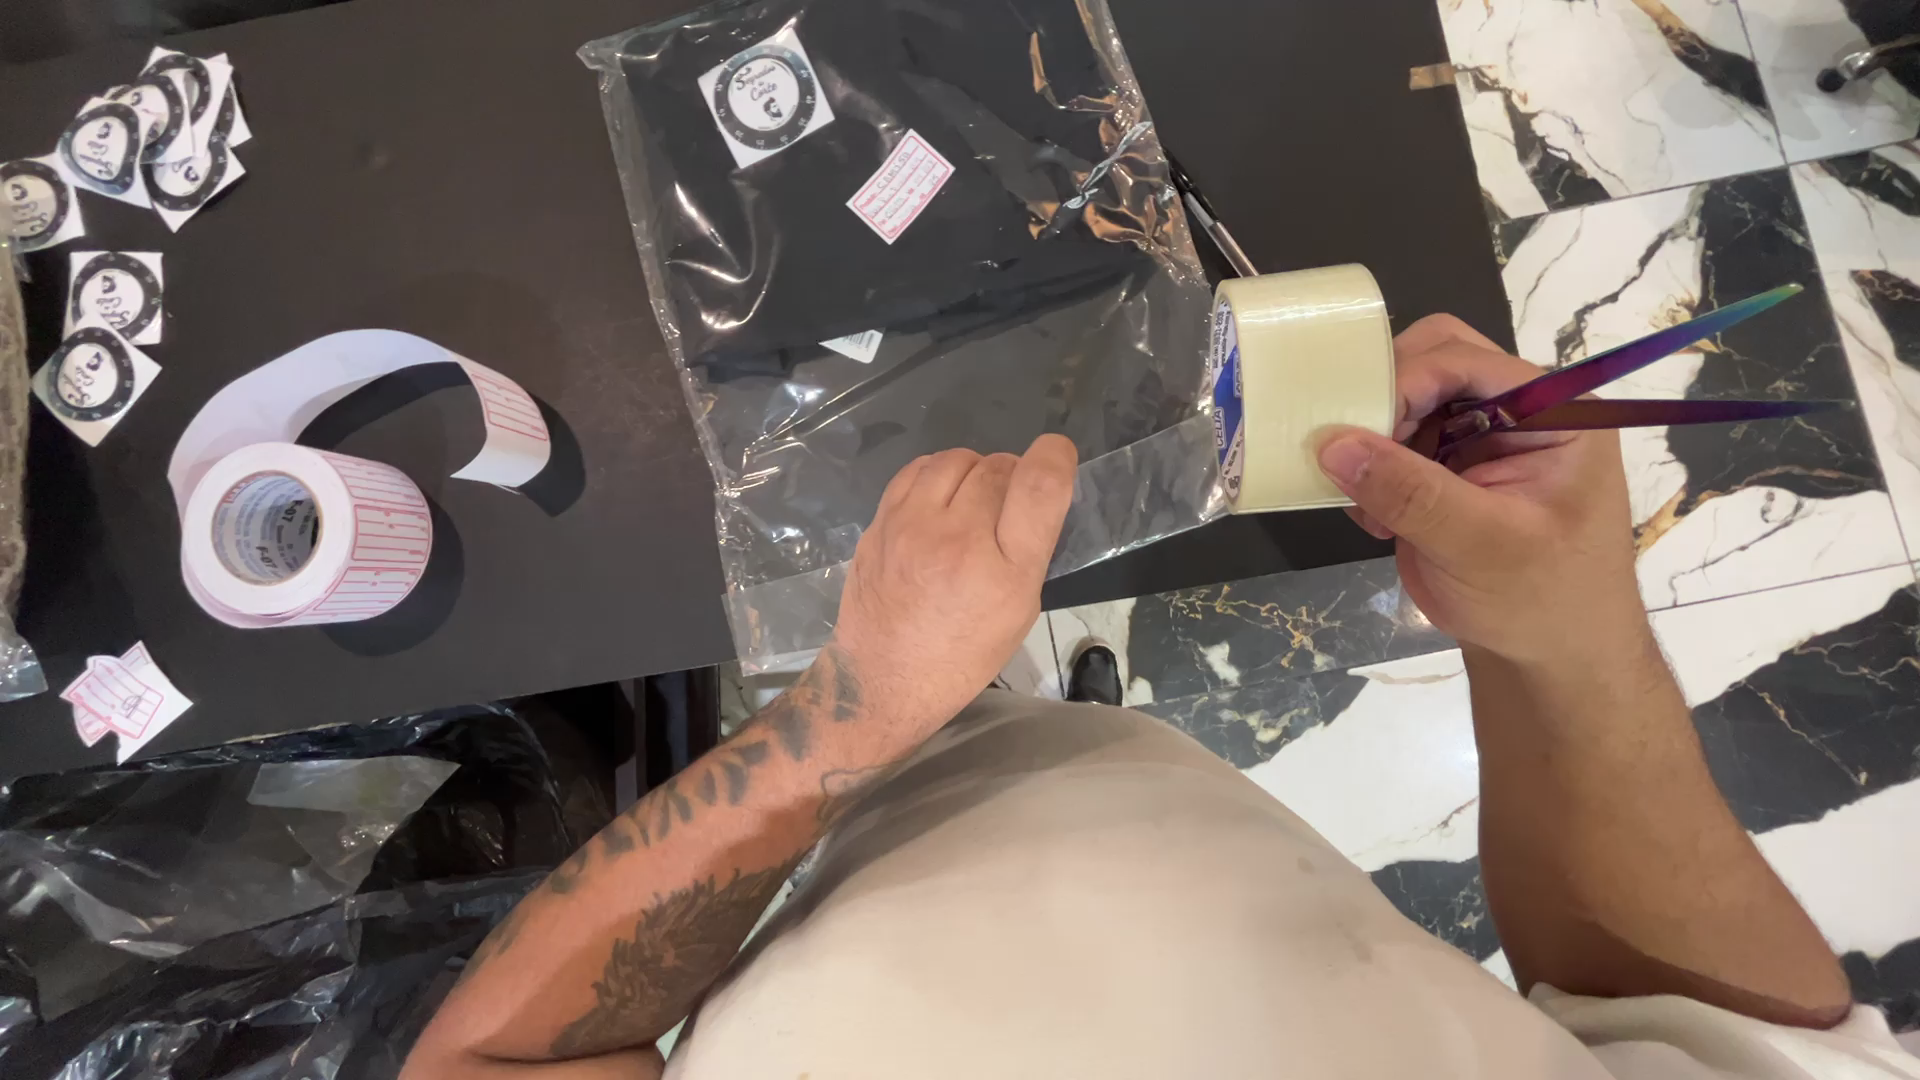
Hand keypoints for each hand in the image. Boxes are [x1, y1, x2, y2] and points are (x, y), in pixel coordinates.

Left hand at [831, 436, 1078, 741]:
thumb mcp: (1019, 610)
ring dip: (973, 470)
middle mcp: (956, 539)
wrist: (884, 678)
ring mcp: (909, 527)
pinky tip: (939, 498)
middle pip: (996, 466)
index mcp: (1004, 571)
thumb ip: (1028, 548)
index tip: (1057, 455)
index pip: (1039, 486)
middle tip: (1008, 500)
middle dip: (1011, 472)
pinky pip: (915, 471)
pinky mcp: (879, 524)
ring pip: (954, 459)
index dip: (1055, 457)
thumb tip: (1029, 496)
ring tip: (972, 497)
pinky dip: (936, 475)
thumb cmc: (963, 654)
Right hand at [1313, 315, 1645, 666]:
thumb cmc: (1541, 599)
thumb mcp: (1480, 544)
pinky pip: (1381, 446)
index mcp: (1548, 411)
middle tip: (1353, 448)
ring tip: (1368, 500)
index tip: (1354, 432)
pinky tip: (1377, 520)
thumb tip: (1331, 444)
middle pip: (1428, 362)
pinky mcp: (1433, 471)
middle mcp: (1509, 411)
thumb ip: (1410, 492)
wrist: (1542, 652)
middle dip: (1380, 400)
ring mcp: (1469, 440)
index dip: (1402, 384)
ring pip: (1396, 402)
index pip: (1463, 359)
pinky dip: (1363, 475)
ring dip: (1367, 442)